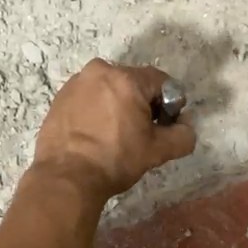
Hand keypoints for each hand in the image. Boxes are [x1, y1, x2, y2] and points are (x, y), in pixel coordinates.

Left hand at [32, 60, 196, 203]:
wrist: (66, 177)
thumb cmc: (115, 160)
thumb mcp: (156, 151)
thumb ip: (181, 136)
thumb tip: (187, 127)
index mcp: (126, 78)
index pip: (160, 81)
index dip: (169, 103)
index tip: (164, 125)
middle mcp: (100, 71)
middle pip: (133, 82)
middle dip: (141, 103)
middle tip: (139, 132)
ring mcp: (77, 82)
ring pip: (109, 88)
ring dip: (116, 104)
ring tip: (113, 135)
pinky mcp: (60, 95)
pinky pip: (88, 96)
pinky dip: (95, 109)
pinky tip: (93, 134)